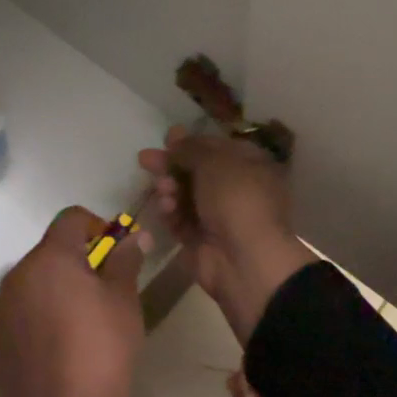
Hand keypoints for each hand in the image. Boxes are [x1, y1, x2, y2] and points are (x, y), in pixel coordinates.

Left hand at [0, 207, 147, 396]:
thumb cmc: (103, 349)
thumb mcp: (124, 301)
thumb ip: (126, 260)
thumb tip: (135, 236)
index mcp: (49, 259)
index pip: (70, 218)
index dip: (97, 226)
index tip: (116, 251)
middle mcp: (17, 278)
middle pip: (49, 252)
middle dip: (77, 261)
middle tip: (105, 289)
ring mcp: (1, 314)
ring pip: (33, 285)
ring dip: (56, 290)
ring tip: (83, 322)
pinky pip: (21, 316)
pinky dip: (40, 318)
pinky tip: (61, 347)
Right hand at [138, 126, 314, 342]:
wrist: (246, 258)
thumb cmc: (237, 198)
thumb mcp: (215, 162)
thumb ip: (191, 149)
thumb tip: (176, 138)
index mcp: (251, 165)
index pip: (218, 148)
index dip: (192, 142)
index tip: (167, 138)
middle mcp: (236, 189)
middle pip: (197, 171)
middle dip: (171, 164)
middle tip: (145, 159)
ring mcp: (219, 216)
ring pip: (186, 195)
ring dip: (170, 188)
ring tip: (163, 189)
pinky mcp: (201, 240)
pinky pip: (180, 220)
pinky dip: (171, 212)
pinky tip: (165, 207)